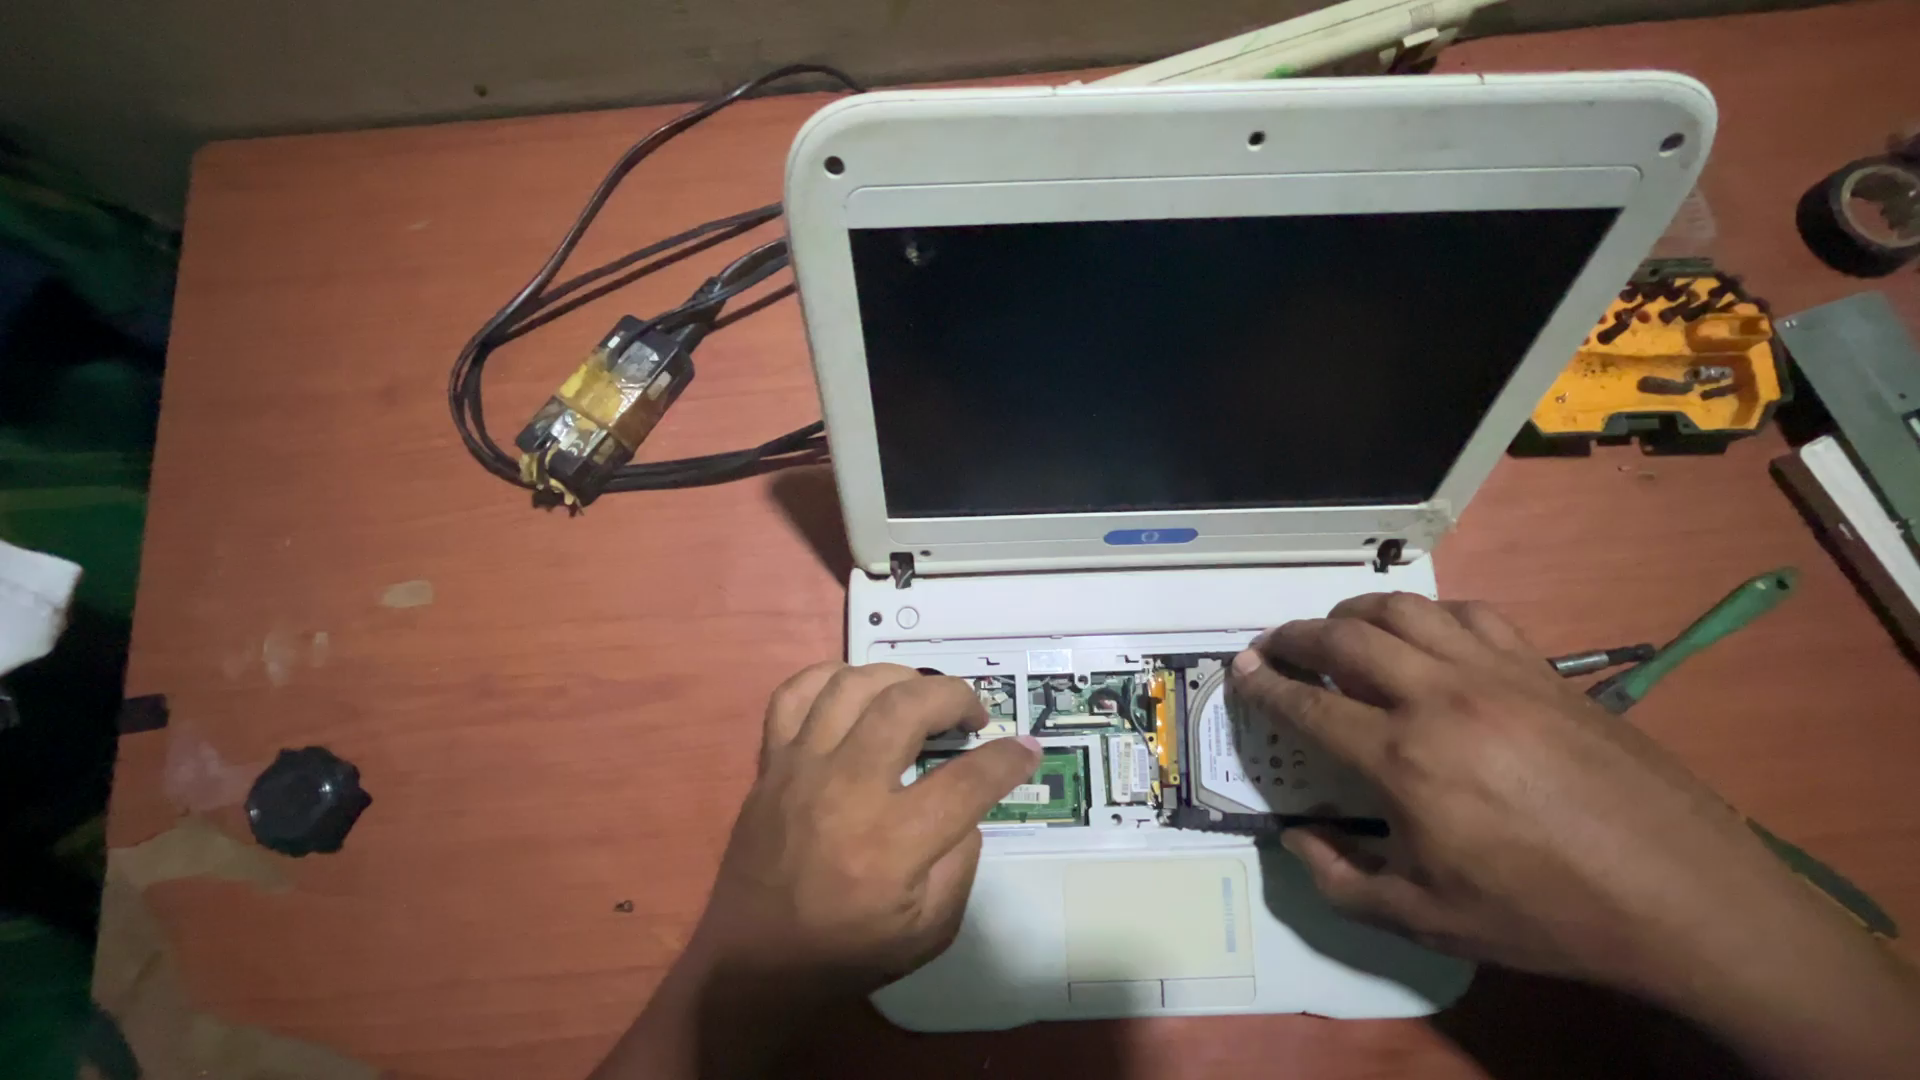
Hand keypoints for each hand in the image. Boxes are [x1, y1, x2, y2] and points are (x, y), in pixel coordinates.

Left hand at [690, 662, 1040, 986]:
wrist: (751, 963)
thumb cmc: (845, 952)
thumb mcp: (929, 931)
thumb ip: (962, 862)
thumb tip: (968, 802)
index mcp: (891, 844)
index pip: (968, 781)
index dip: (1007, 759)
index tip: (1025, 748)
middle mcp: (846, 790)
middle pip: (909, 705)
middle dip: (956, 696)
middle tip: (972, 716)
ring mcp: (802, 768)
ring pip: (854, 684)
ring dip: (900, 678)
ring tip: (920, 696)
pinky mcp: (771, 762)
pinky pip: (794, 693)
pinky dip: (830, 677)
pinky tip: (856, 691)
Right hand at [1229, 593, 1919, 1079]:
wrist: (1687, 901)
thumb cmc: (1545, 914)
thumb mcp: (1424, 920)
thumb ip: (1338, 879)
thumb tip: (1293, 837)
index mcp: (1402, 759)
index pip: (1306, 704)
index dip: (1262, 685)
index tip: (1239, 670)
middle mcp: (1439, 699)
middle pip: (1342, 638)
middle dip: (1293, 635)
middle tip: (1271, 644)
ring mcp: (1494, 675)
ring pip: (1402, 610)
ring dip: (1353, 612)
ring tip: (1336, 629)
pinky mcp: (1542, 670)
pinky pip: (1470, 614)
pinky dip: (1429, 615)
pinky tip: (1424, 637)